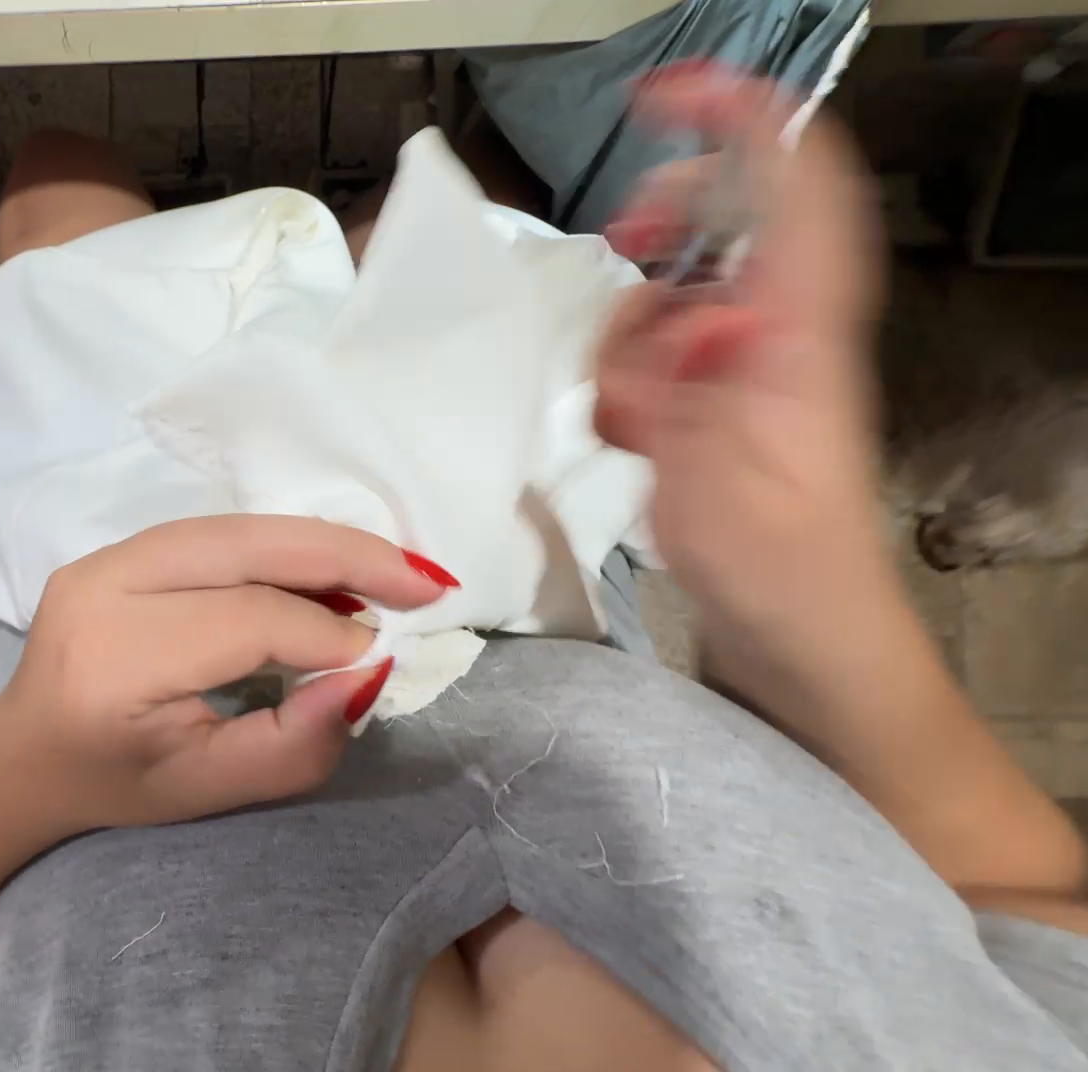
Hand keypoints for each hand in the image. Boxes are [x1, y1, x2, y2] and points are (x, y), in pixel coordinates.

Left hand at [0, 515, 449, 835]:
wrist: (23, 758)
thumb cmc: (112, 785)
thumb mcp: (208, 791)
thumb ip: (292, 744)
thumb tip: (366, 673)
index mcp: (115, 662)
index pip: (244, 621)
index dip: (325, 634)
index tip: (379, 657)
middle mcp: (100, 590)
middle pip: (241, 545)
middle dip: (343, 554)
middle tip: (424, 580)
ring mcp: (98, 560)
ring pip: (231, 527)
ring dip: (315, 543)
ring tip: (386, 573)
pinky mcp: (109, 551)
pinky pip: (211, 533)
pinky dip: (275, 547)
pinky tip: (320, 570)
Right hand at [594, 66, 901, 689]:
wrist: (790, 627)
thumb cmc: (775, 562)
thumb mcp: (725, 477)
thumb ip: (693, 388)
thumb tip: (676, 319)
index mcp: (801, 335)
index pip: (795, 192)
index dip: (737, 125)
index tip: (666, 95)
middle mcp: (778, 333)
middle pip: (728, 227)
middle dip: (665, 226)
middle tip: (621, 247)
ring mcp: (739, 368)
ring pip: (667, 300)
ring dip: (628, 340)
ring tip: (633, 414)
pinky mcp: (706, 403)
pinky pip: (647, 359)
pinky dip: (621, 384)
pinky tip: (630, 433)